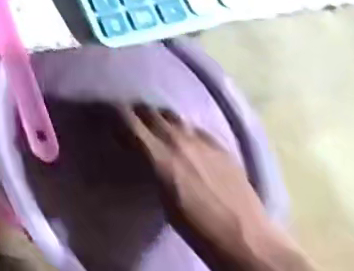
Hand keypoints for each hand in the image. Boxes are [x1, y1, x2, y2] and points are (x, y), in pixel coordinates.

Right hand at [117, 104, 315, 270]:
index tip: (102, 116)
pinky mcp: (221, 147)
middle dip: (133, 113)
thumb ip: (148, 164)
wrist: (250, 244)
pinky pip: (194, 128)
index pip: (124, 116)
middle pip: (146, 109)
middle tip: (128, 124)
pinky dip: (184, 132)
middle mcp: (176, 138)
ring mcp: (201, 140)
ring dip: (159, 119)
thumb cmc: (199, 230)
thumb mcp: (162, 198)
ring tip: (157, 131)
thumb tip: (135, 150)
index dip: (110, 112)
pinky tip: (188, 146)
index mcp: (157, 153)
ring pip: (170, 114)